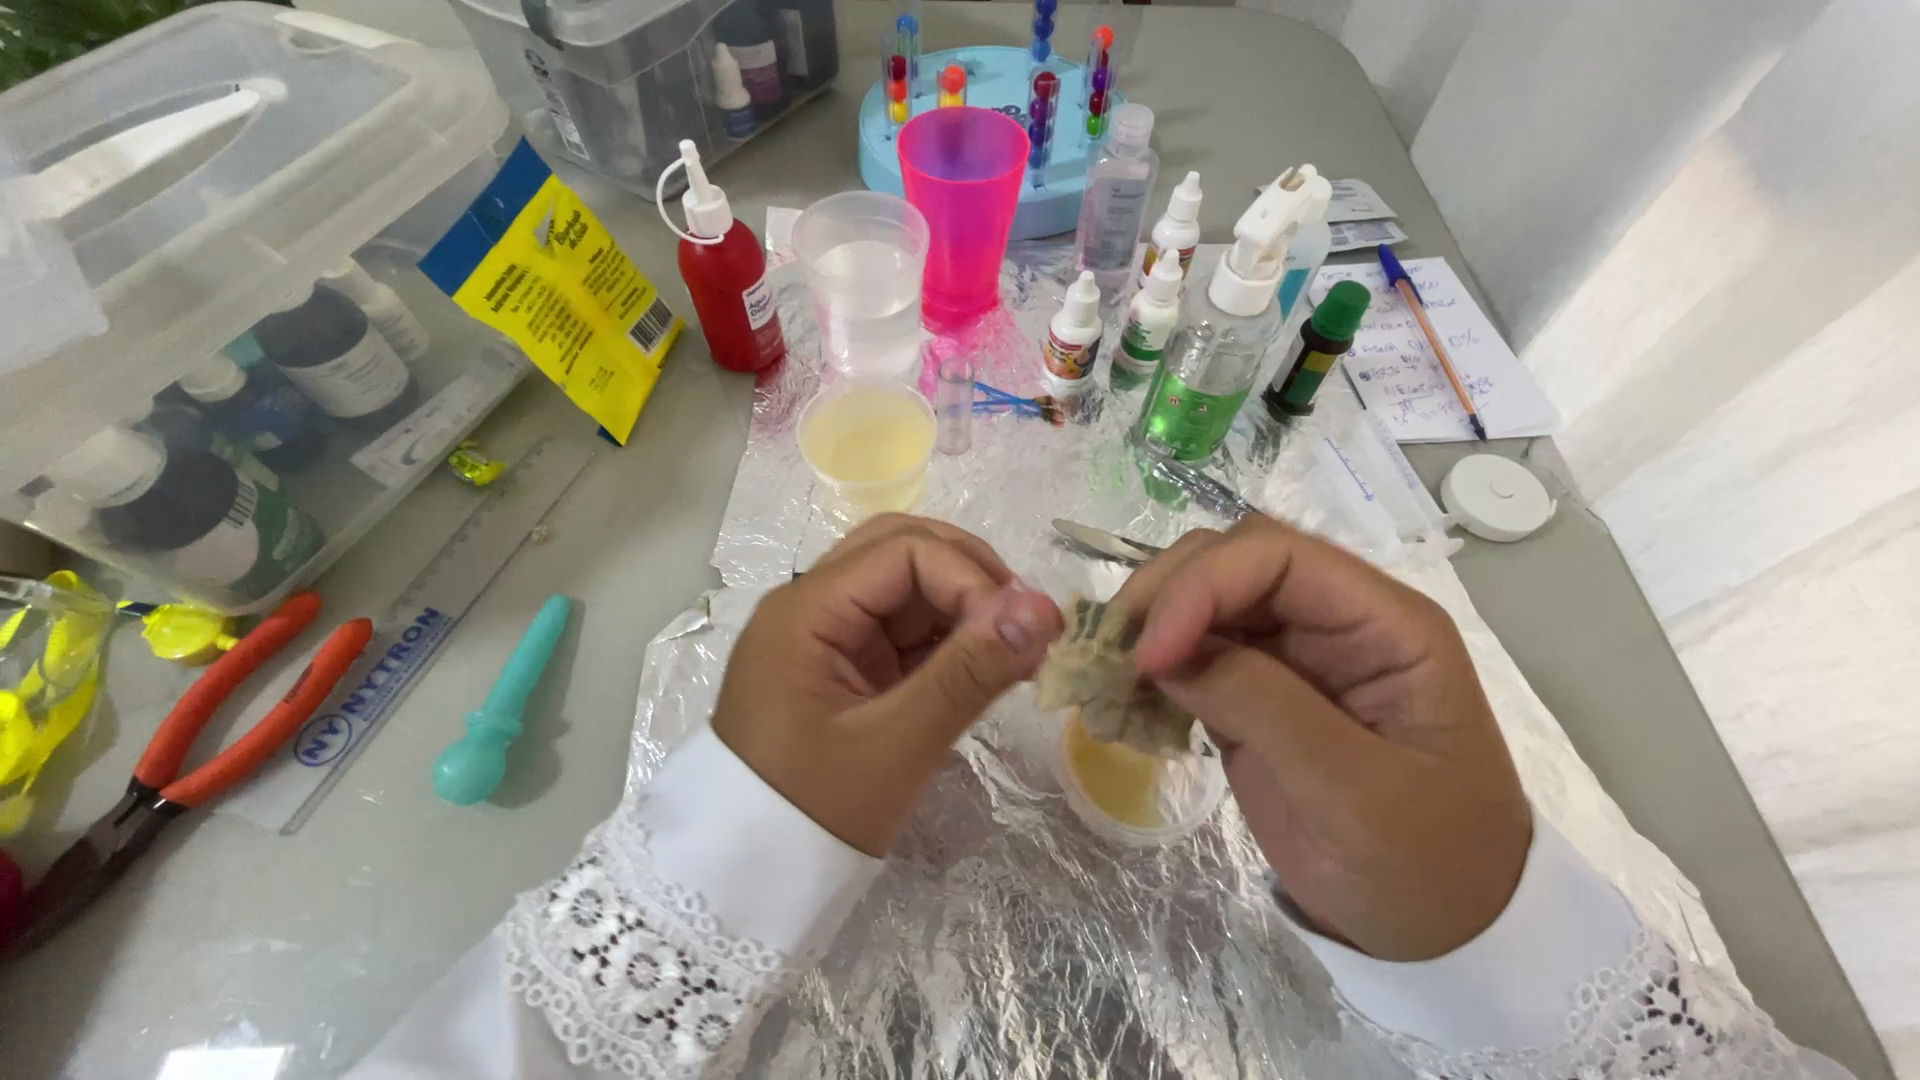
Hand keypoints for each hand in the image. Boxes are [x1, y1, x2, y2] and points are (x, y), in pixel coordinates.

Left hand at [712, 515, 1062, 856]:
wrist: (748, 879)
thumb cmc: (813, 812)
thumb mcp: (896, 745)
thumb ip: (968, 673)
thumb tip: (1043, 609)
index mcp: (805, 609)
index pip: (902, 551)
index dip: (970, 577)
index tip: (1022, 631)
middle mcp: (812, 606)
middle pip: (900, 551)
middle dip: (969, 576)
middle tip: (1023, 623)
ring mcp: (826, 636)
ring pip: (905, 588)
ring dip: (963, 605)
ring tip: (1015, 649)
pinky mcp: (844, 668)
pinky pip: (902, 630)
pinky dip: (947, 639)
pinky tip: (984, 666)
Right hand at [1115, 517, 1530, 960]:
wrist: (1440, 930)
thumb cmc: (1423, 864)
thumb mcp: (1352, 791)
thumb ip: (1263, 707)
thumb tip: (1163, 652)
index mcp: (1383, 623)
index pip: (1278, 556)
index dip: (1204, 585)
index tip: (1150, 653)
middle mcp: (1335, 620)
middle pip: (1233, 560)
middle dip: (1167, 593)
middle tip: (1112, 652)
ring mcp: (1293, 654)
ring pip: (1204, 599)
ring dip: (1150, 624)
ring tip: (1108, 673)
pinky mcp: (1255, 691)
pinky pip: (1193, 652)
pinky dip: (1153, 665)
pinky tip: (1127, 697)